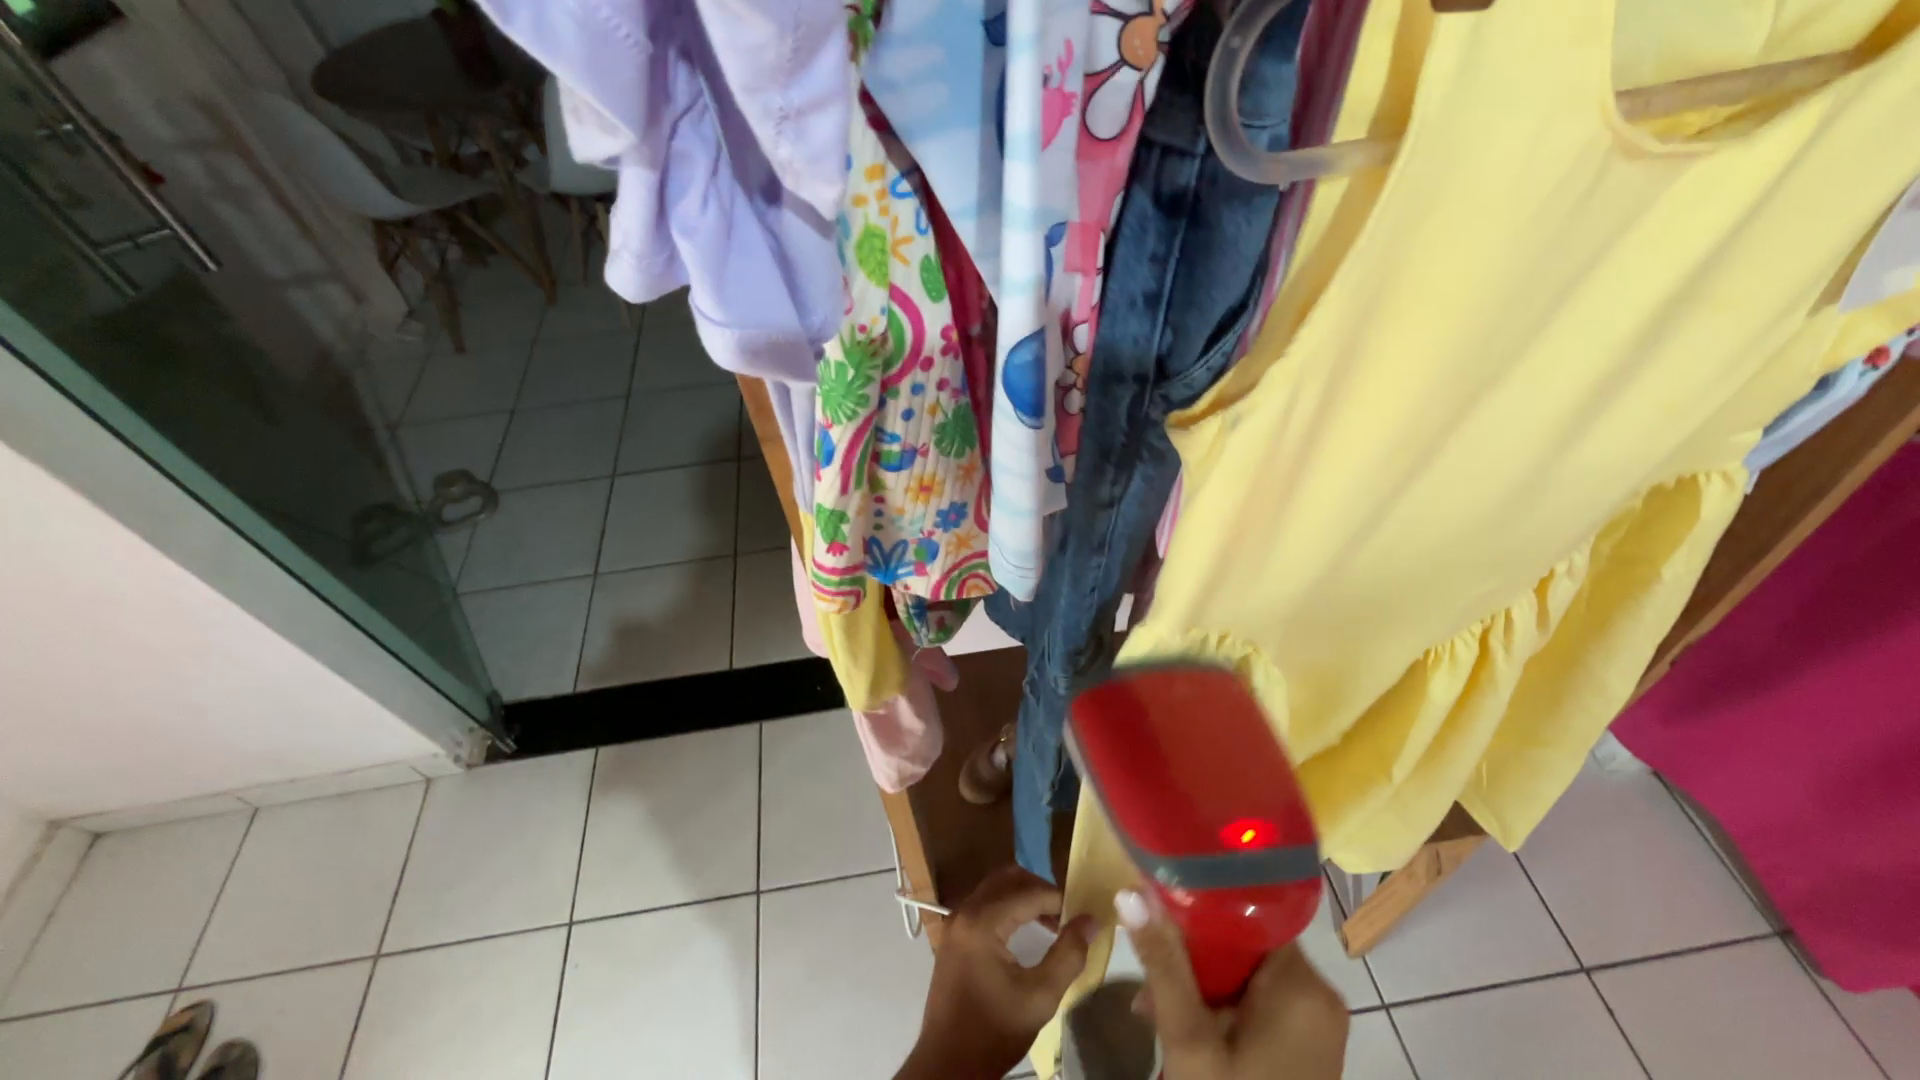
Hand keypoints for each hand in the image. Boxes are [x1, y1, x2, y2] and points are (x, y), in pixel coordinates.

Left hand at [897, 866, 1095, 1079]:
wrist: (950, 1063)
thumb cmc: (996, 1030)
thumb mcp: (1041, 996)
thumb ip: (1069, 954)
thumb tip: (1091, 920)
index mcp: (982, 922)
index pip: (1028, 893)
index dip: (1060, 899)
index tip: (1084, 913)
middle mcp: (964, 913)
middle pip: (1007, 879)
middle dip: (1040, 889)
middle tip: (1067, 912)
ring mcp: (955, 923)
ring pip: (994, 889)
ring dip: (1024, 897)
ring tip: (1053, 922)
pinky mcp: (954, 937)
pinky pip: (984, 905)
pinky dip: (1008, 907)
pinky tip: (1028, 932)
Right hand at [1117, 887, 1348, 1079]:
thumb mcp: (1189, 1040)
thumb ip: (1164, 964)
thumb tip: (1131, 891)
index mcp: (1301, 986)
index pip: (1248, 914)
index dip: (1199, 909)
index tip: (1154, 914)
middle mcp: (1319, 997)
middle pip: (1244, 948)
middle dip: (1191, 960)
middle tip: (1146, 986)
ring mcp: (1317, 1027)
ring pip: (1247, 979)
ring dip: (1200, 988)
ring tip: (1154, 1014)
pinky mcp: (1307, 1050)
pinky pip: (1260, 1008)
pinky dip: (1222, 1012)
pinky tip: (1185, 1035)